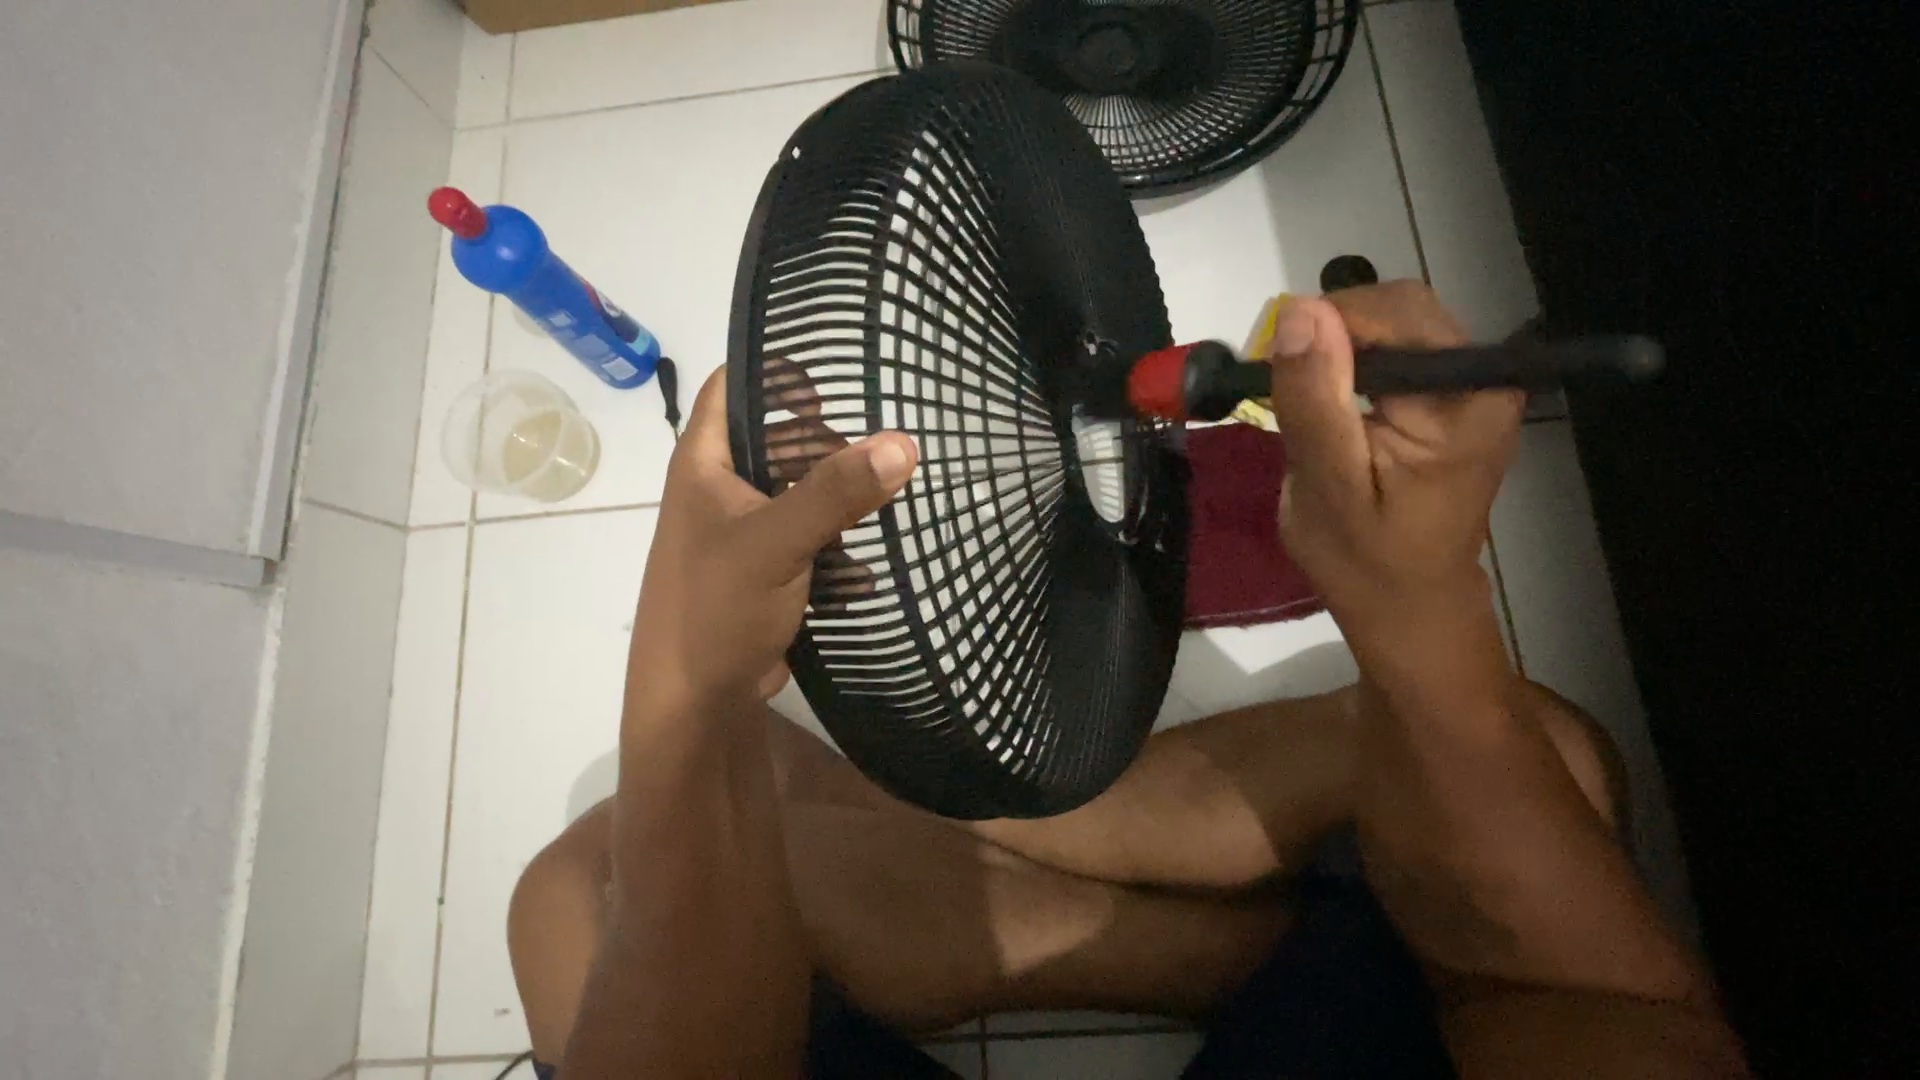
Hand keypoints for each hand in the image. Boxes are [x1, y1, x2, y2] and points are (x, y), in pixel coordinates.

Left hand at [628, 367, 917, 709]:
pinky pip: (810, 535)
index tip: (835, 386)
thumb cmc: (715, 609)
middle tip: (881, 448)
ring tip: (891, 497)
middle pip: (780, 440)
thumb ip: (836, 491)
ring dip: (842, 496)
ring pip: (801, 491)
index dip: (777, 373)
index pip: (733, 387)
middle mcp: (721, 488)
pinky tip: (871, 554)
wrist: (694, 703)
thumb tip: (904, 442)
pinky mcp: (766, 569)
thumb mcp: (776, 542)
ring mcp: (744, 531)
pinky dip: (839, 540)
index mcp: (704, 463)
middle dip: (830, 445)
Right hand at [1266, 282, 1524, 643]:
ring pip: (1393, 328)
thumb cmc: (1363, 560)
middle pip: (1398, 312)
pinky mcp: (1453, 399)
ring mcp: (1472, 387)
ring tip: (1296, 395)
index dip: (1322, 323)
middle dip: (1327, 333)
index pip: (1392, 313)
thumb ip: (1313, 397)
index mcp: (1465, 397)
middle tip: (1275, 380)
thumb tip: (1297, 310)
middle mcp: (1483, 378)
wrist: (1407, 607)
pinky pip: (1396, 355)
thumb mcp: (1326, 483)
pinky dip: (1350, 367)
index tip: (1266, 362)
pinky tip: (1326, 403)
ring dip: (1334, 350)